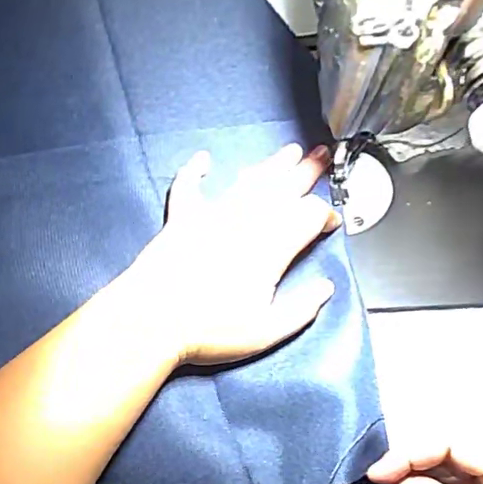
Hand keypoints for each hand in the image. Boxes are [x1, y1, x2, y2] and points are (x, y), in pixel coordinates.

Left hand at [106, 144, 340, 366]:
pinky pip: (189, 186)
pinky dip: (195, 171)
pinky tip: (203, 160)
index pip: (307, 216)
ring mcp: (211, 216)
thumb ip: (301, 309)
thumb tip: (325, 290)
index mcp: (270, 248)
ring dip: (270, 165)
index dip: (324, 215)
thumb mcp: (266, 330)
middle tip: (322, 156)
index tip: (331, 222)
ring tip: (289, 152)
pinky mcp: (180, 219)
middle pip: (283, 188)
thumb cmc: (208, 330)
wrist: (151, 320)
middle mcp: (243, 223)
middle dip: (307, 172)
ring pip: (248, 181)